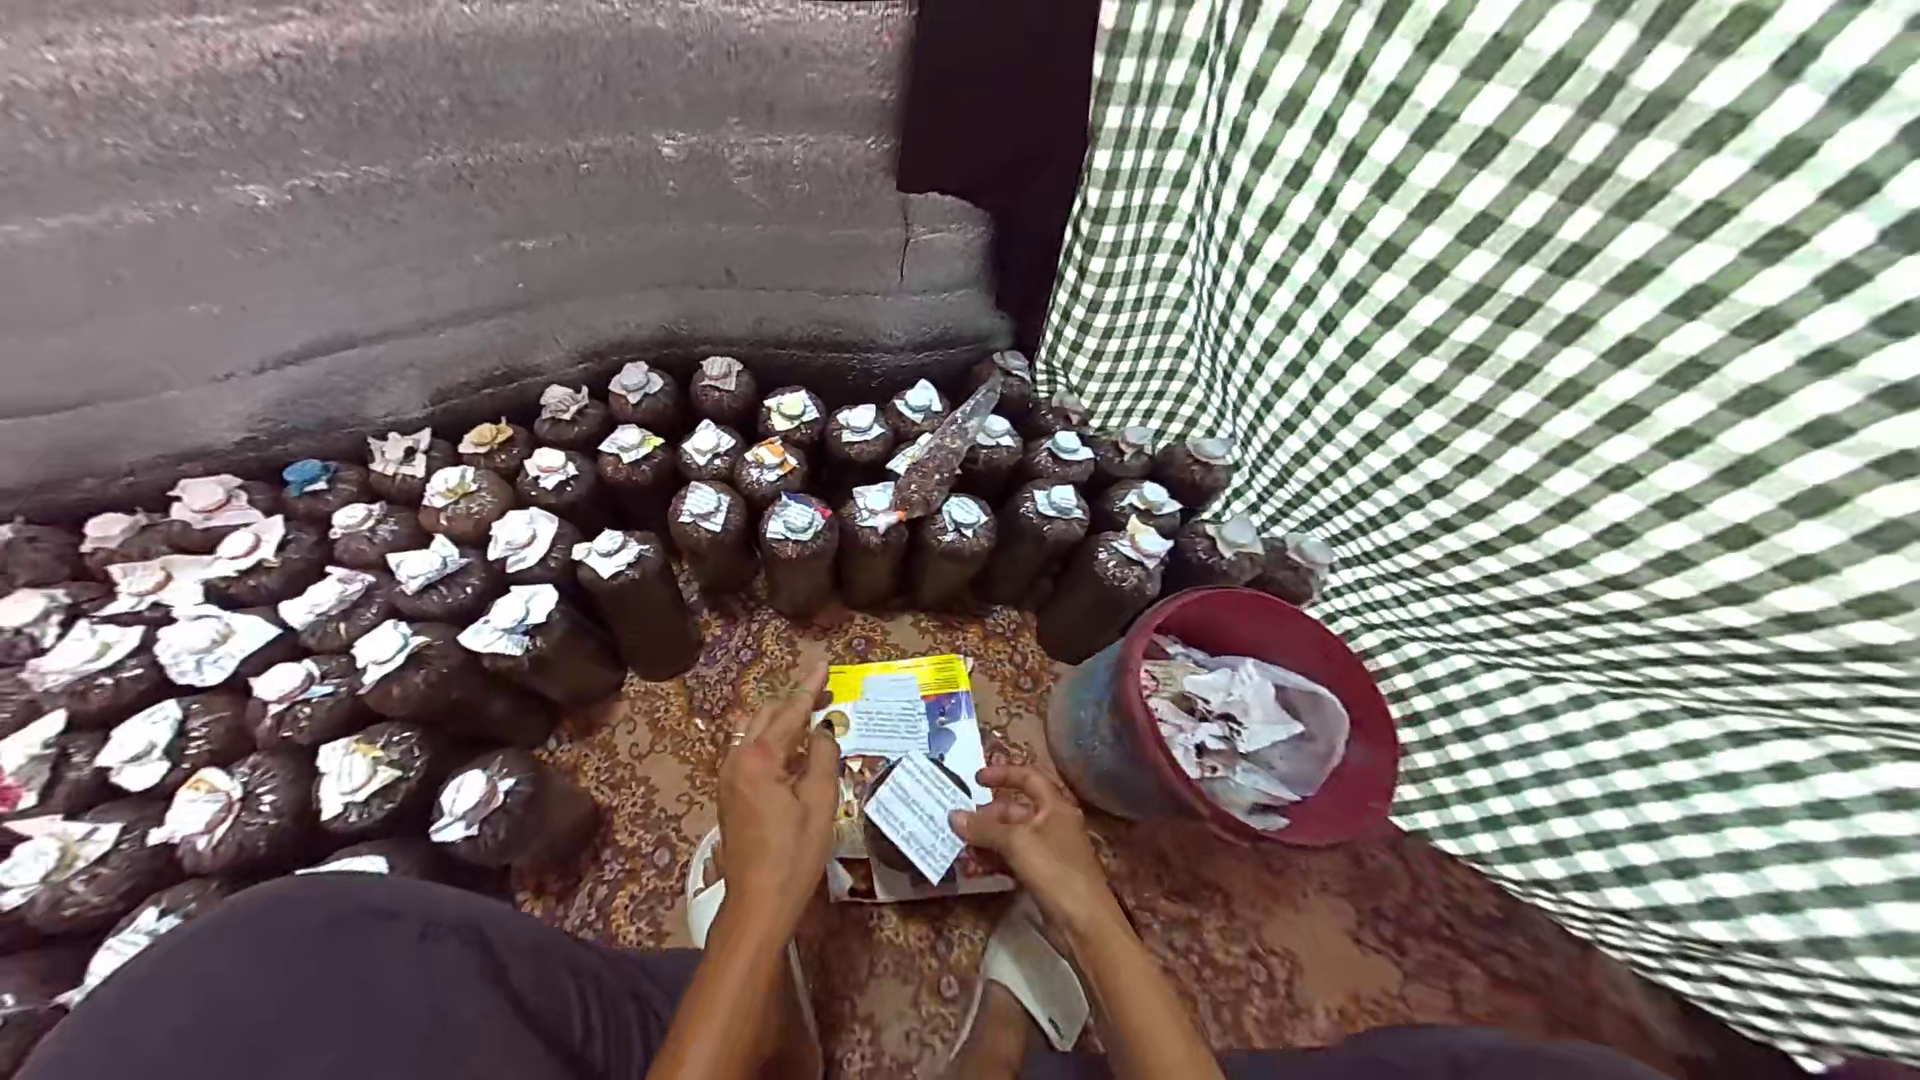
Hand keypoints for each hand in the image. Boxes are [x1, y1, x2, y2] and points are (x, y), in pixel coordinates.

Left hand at [716, 662, 838, 930]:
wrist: (757, 903)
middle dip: (795, 700)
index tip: (823, 664)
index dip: (809, 687)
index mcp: (760, 758)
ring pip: (755, 731)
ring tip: (813, 716)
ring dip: (783, 720)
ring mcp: (729, 776)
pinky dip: (773, 740)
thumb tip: (822, 729)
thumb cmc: (795, 853)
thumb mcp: (821, 801)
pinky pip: (751, 751)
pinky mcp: (729, 792)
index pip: (790, 712)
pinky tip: (794, 749)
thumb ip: (822, 755)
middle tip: (825, 693)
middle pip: (766, 714)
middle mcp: (737, 759)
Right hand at [949, 765, 1119, 933]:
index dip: (1002, 774)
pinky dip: (994, 860)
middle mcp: (1052, 824)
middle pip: (1014, 811)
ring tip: (961, 848)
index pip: (1028, 778)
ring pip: (1010, 837)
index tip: (976, 779)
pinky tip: (974, 867)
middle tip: (960, 824)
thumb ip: (984, 828)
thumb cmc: (1055, 870)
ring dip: (986, 840)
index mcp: (1055, 806)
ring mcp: (1047, 852)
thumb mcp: (1016, 842)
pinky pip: (1012, 860)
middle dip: (987, 816)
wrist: (1085, 924)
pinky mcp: (1041, 876)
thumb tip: (953, 816)